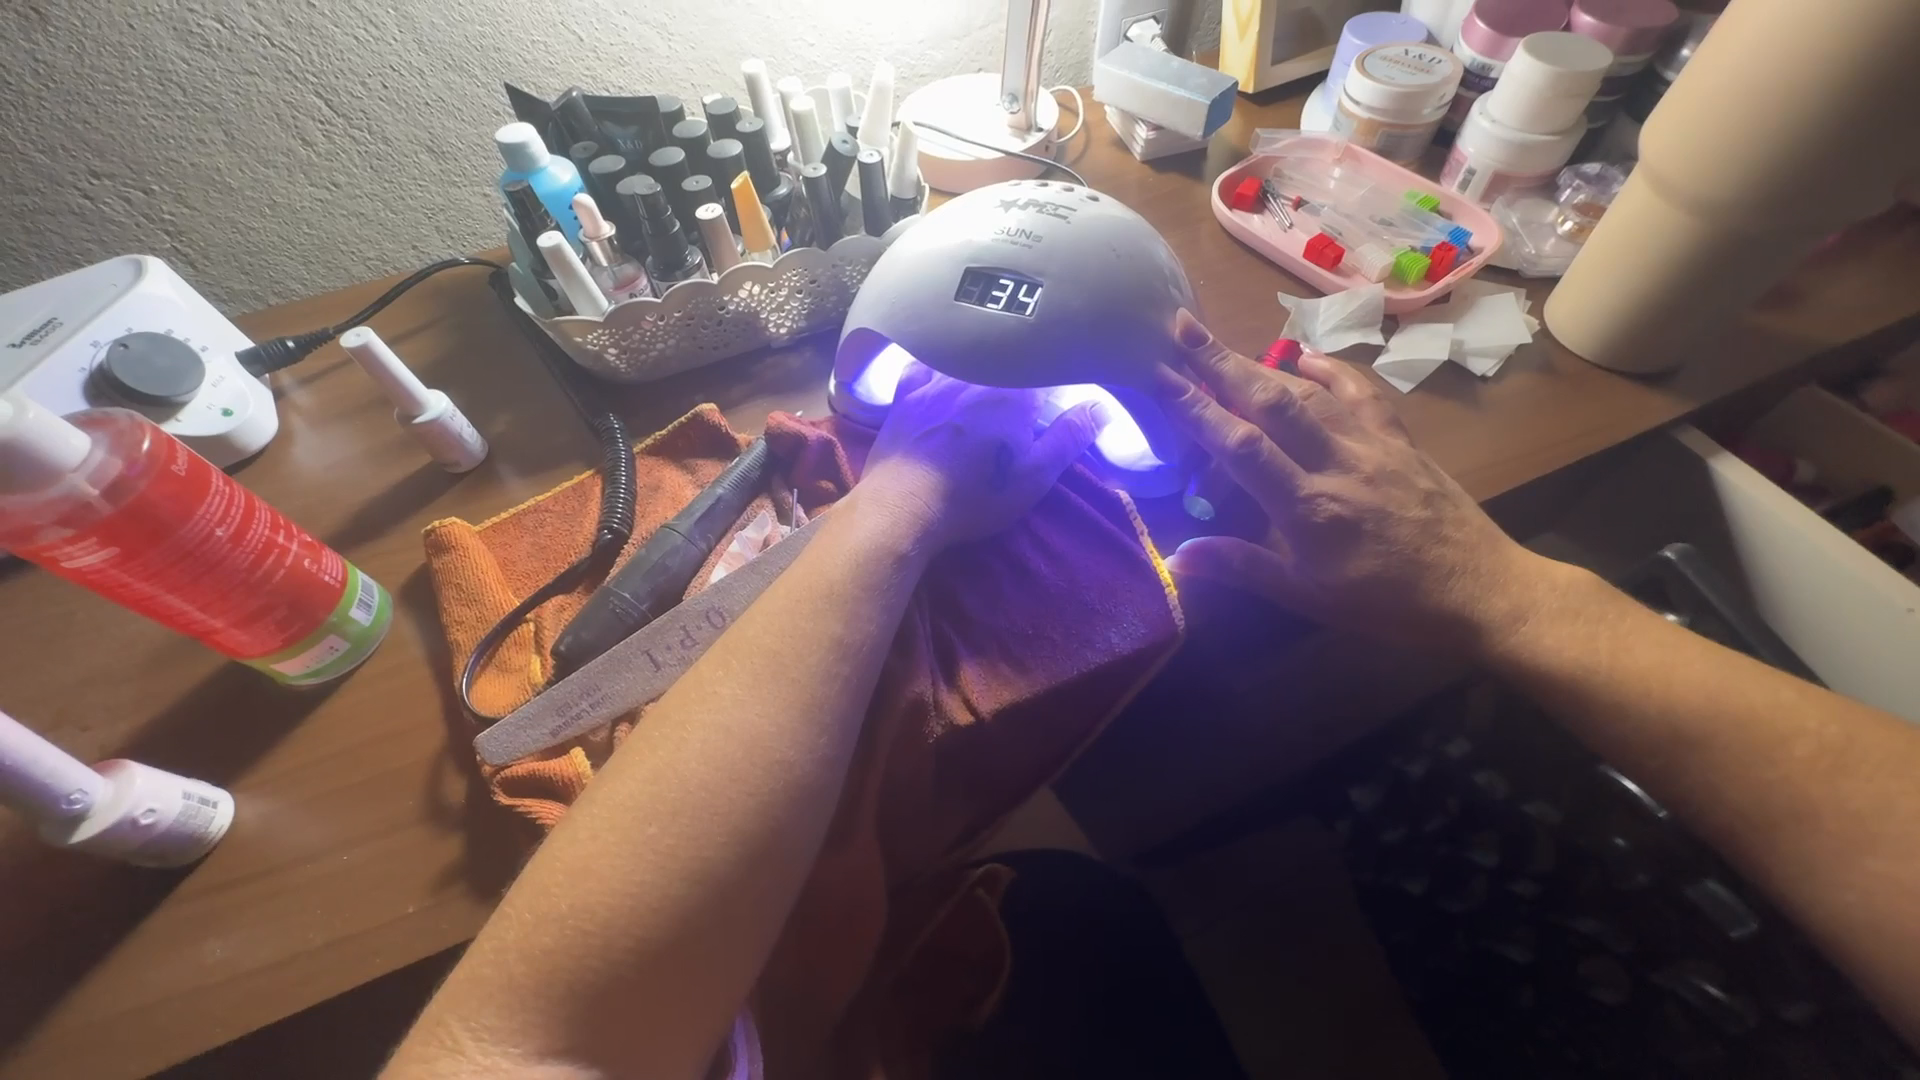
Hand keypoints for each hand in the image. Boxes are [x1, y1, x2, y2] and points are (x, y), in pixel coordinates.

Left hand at [855, 363, 1102, 549]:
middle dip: (1021, 370)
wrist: (904, 506)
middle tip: (1026, 391)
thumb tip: (1101, 407)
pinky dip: (935, 367)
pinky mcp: (905, 396)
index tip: (1061, 392)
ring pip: (966, 359)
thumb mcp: (1034, 477)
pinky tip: (938, 372)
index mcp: (1014, 393)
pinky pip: (924, 368)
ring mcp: (936, 382)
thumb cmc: (975, 496)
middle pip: (1006, 362)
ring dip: (981, 364)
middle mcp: (975, 376)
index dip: (1057, 380)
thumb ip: (1069, 438)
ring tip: (989, 373)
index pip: (1046, 372)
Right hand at [1155, 310, 1554, 654]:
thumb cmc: (1386, 603)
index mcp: (1309, 505)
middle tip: (1180, 327)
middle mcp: (1337, 462)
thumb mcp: (1305, 596)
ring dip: (1260, 363)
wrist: (1481, 591)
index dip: (1196, 408)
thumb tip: (1176, 557)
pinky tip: (1303, 356)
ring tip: (1221, 345)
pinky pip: (1360, 394)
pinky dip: (1329, 369)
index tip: (1160, 376)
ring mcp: (1372, 445)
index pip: (1241, 444)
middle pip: (1271, 400)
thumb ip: (1241, 567)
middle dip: (1221, 361)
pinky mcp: (1399, 440)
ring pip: (1309, 392)